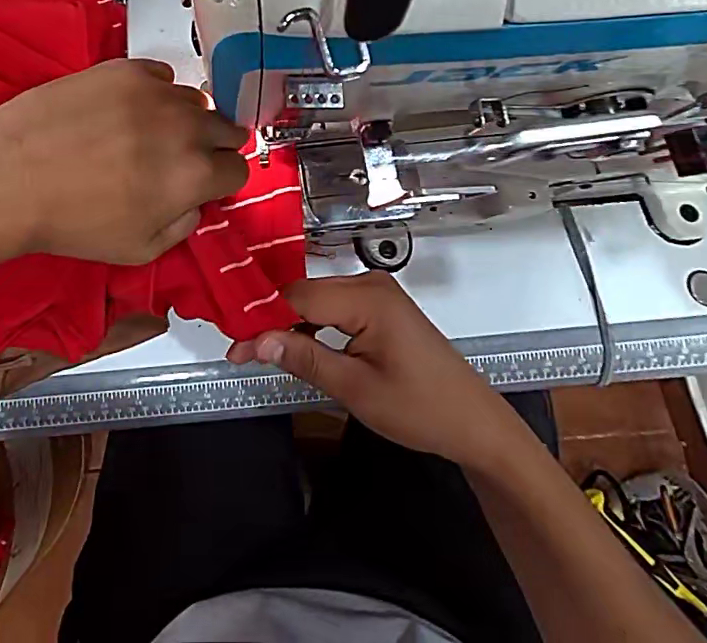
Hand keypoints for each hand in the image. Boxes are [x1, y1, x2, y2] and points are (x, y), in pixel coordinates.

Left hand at [0, 58, 250, 267]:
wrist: (6, 178)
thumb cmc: (70, 221)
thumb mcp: (139, 249)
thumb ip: (183, 226)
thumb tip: (194, 201)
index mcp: (194, 175)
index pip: (238, 168)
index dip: (220, 180)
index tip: (202, 182)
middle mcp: (186, 127)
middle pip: (227, 128)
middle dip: (211, 146)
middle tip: (178, 158)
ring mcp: (156, 92)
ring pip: (196, 101)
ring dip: (184, 118)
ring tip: (147, 133)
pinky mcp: (127, 69)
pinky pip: (162, 76)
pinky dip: (155, 93)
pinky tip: (126, 109)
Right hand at [227, 272, 535, 471]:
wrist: (473, 422)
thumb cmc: (421, 409)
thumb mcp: (355, 388)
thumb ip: (304, 359)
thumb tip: (258, 340)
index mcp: (368, 298)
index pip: (298, 297)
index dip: (261, 319)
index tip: (234, 344)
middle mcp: (372, 284)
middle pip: (306, 294)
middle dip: (272, 320)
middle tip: (241, 351)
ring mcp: (378, 293)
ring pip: (318, 300)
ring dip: (290, 324)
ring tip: (260, 351)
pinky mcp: (381, 307)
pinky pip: (335, 308)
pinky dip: (313, 327)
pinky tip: (296, 347)